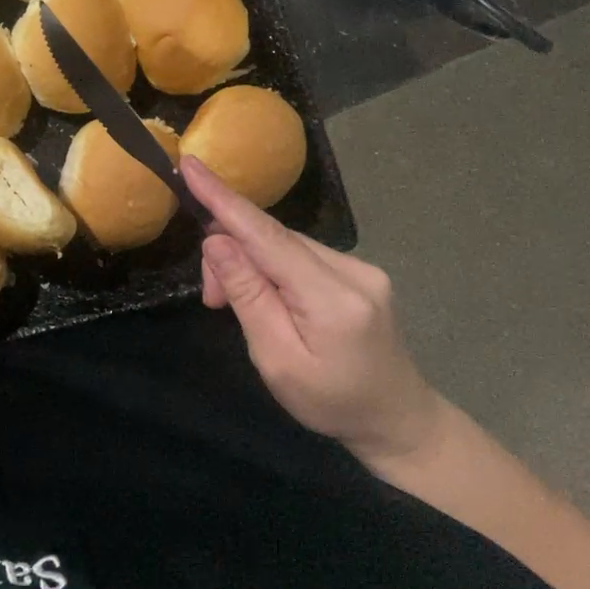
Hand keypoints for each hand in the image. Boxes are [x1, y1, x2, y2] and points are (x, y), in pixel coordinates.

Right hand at [187, 157, 447, 463]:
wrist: (400, 423)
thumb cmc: (332, 403)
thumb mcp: (276, 360)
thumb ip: (247, 296)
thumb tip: (217, 241)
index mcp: (333, 298)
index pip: (266, 235)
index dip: (223, 200)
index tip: (189, 165)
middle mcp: (353, 271)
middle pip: (269, 238)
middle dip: (228, 255)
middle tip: (210, 300)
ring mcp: (361, 268)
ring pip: (281, 243)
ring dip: (248, 263)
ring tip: (233, 304)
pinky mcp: (359, 273)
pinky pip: (298, 253)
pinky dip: (270, 267)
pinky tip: (266, 297)